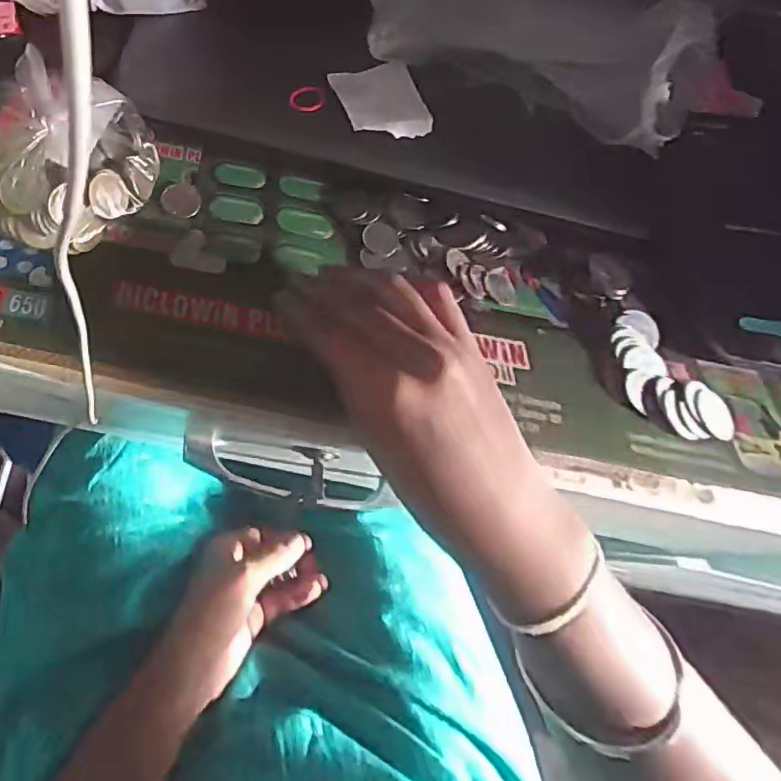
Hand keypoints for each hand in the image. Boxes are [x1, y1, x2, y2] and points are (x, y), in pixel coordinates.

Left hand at [152, 527, 325, 712]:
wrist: (198, 663)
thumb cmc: (216, 609)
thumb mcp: (245, 577)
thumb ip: (273, 557)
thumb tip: (300, 539)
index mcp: (225, 549)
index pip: (258, 535)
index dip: (282, 538)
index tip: (308, 544)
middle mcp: (235, 567)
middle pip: (269, 556)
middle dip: (293, 558)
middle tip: (317, 564)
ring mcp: (244, 593)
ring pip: (276, 579)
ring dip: (298, 577)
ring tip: (322, 578)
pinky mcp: (254, 616)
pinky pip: (278, 600)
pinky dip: (296, 595)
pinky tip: (315, 591)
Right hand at [276, 269, 595, 622]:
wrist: (501, 505)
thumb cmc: (426, 491)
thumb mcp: (372, 439)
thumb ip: (350, 385)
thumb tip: (325, 345)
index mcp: (388, 391)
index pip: (333, 335)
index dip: (302, 312)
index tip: (280, 297)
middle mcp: (419, 357)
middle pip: (360, 307)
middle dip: (321, 290)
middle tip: (296, 281)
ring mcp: (450, 345)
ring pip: (396, 291)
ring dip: (357, 277)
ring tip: (330, 274)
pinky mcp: (473, 343)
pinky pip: (436, 296)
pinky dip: (405, 282)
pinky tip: (385, 282)